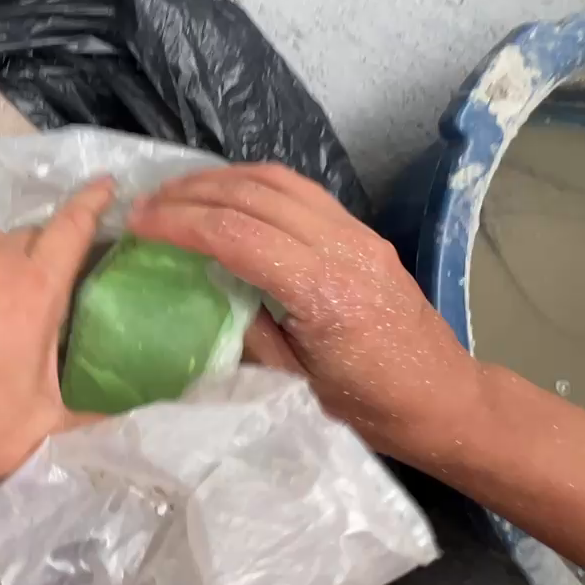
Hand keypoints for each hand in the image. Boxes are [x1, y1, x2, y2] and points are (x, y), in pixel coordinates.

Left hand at [0, 180, 113, 492]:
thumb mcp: (41, 424)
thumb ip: (92, 402)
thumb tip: (131, 395)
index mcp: (31, 288)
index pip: (72, 226)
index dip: (93, 202)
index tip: (107, 185)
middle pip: (29, 236)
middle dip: (45, 254)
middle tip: (47, 292)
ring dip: (0, 266)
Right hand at [128, 165, 482, 461]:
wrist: (447, 399)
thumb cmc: (371, 407)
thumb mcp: (293, 384)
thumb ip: (246, 329)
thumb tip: (203, 286)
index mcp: (323, 293)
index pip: (235, 234)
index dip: (178, 222)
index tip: (136, 222)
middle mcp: (341, 248)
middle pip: (250, 195)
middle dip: (187, 193)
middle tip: (144, 203)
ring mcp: (355, 232)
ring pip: (273, 179)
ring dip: (216, 178)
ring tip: (173, 192)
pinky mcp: (359, 228)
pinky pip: (296, 187)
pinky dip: (248, 181)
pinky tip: (222, 192)